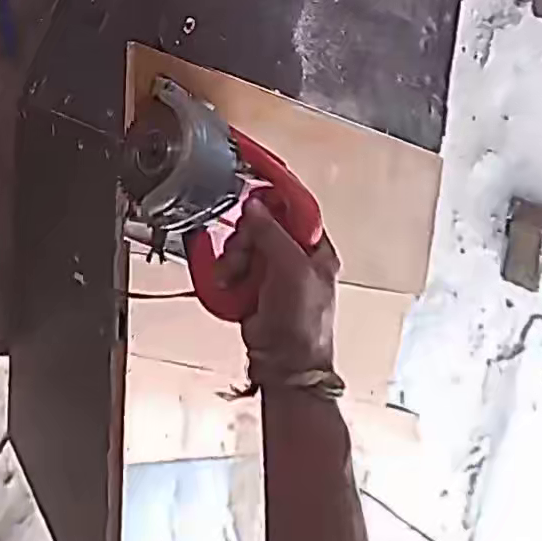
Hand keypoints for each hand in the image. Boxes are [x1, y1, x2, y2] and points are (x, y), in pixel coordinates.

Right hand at [214, 195, 340, 388]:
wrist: (284, 364)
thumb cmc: (302, 323)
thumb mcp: (292, 272)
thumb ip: (272, 234)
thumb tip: (255, 204)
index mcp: (315, 248)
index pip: (295, 206)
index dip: (274, 192)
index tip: (252, 175)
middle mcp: (294, 254)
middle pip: (260, 224)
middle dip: (246, 239)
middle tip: (243, 256)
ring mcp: (271, 269)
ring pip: (242, 242)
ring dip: (233, 258)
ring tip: (235, 278)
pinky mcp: (251, 281)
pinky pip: (231, 261)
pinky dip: (226, 270)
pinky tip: (230, 284)